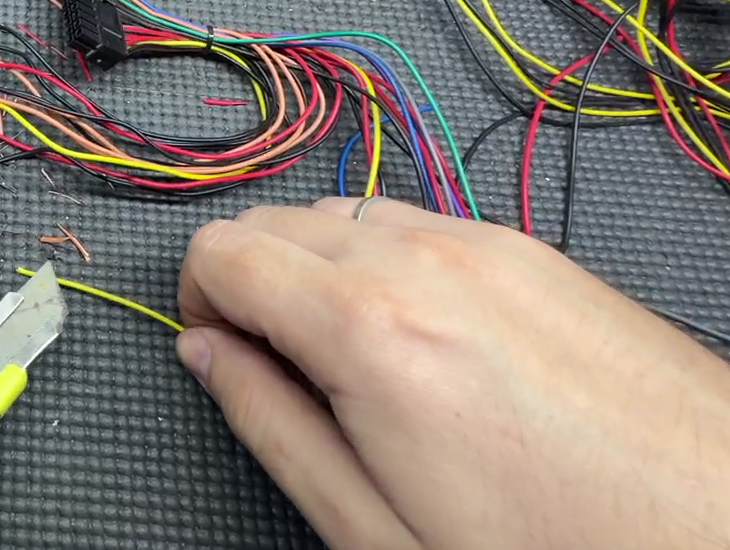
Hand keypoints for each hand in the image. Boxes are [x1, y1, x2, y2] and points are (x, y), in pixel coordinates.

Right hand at [177, 197, 729, 549]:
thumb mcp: (375, 530)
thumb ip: (264, 420)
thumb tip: (202, 350)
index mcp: (365, 324)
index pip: (219, 249)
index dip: (197, 296)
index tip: (220, 344)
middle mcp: (418, 255)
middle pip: (270, 220)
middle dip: (249, 279)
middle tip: (285, 360)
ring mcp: (482, 242)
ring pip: (335, 212)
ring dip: (315, 265)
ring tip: (358, 351)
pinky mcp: (533, 250)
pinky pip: (411, 222)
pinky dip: (381, 259)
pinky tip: (429, 336)